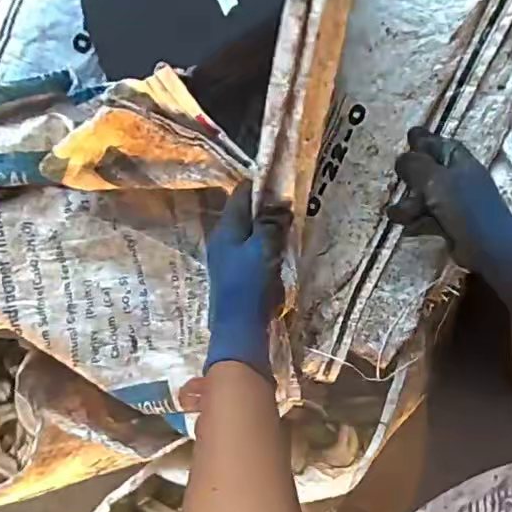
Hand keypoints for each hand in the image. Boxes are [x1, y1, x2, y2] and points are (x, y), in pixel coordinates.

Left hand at [205, 185, 290, 377]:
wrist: (238, 329)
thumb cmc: (250, 285)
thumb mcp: (264, 248)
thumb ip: (271, 222)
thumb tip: (280, 201)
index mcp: (226, 229)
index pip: (240, 194)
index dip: (260, 185)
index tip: (282, 182)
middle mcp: (221, 240)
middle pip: (243, 213)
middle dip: (265, 207)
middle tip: (290, 205)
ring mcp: (225, 259)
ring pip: (247, 233)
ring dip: (265, 228)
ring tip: (287, 227)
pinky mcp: (233, 274)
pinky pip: (250, 250)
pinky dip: (263, 245)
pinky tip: (277, 252)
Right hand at [386, 127, 511, 307]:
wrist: (489, 247)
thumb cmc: (464, 207)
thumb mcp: (436, 181)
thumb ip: (415, 167)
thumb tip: (401, 159)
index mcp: (460, 162)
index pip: (440, 145)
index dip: (424, 140)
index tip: (409, 135)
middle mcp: (459, 179)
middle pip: (430, 172)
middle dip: (412, 177)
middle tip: (397, 177)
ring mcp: (456, 204)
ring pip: (426, 197)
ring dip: (410, 205)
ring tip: (397, 214)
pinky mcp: (452, 225)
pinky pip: (429, 217)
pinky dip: (418, 221)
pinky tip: (407, 226)